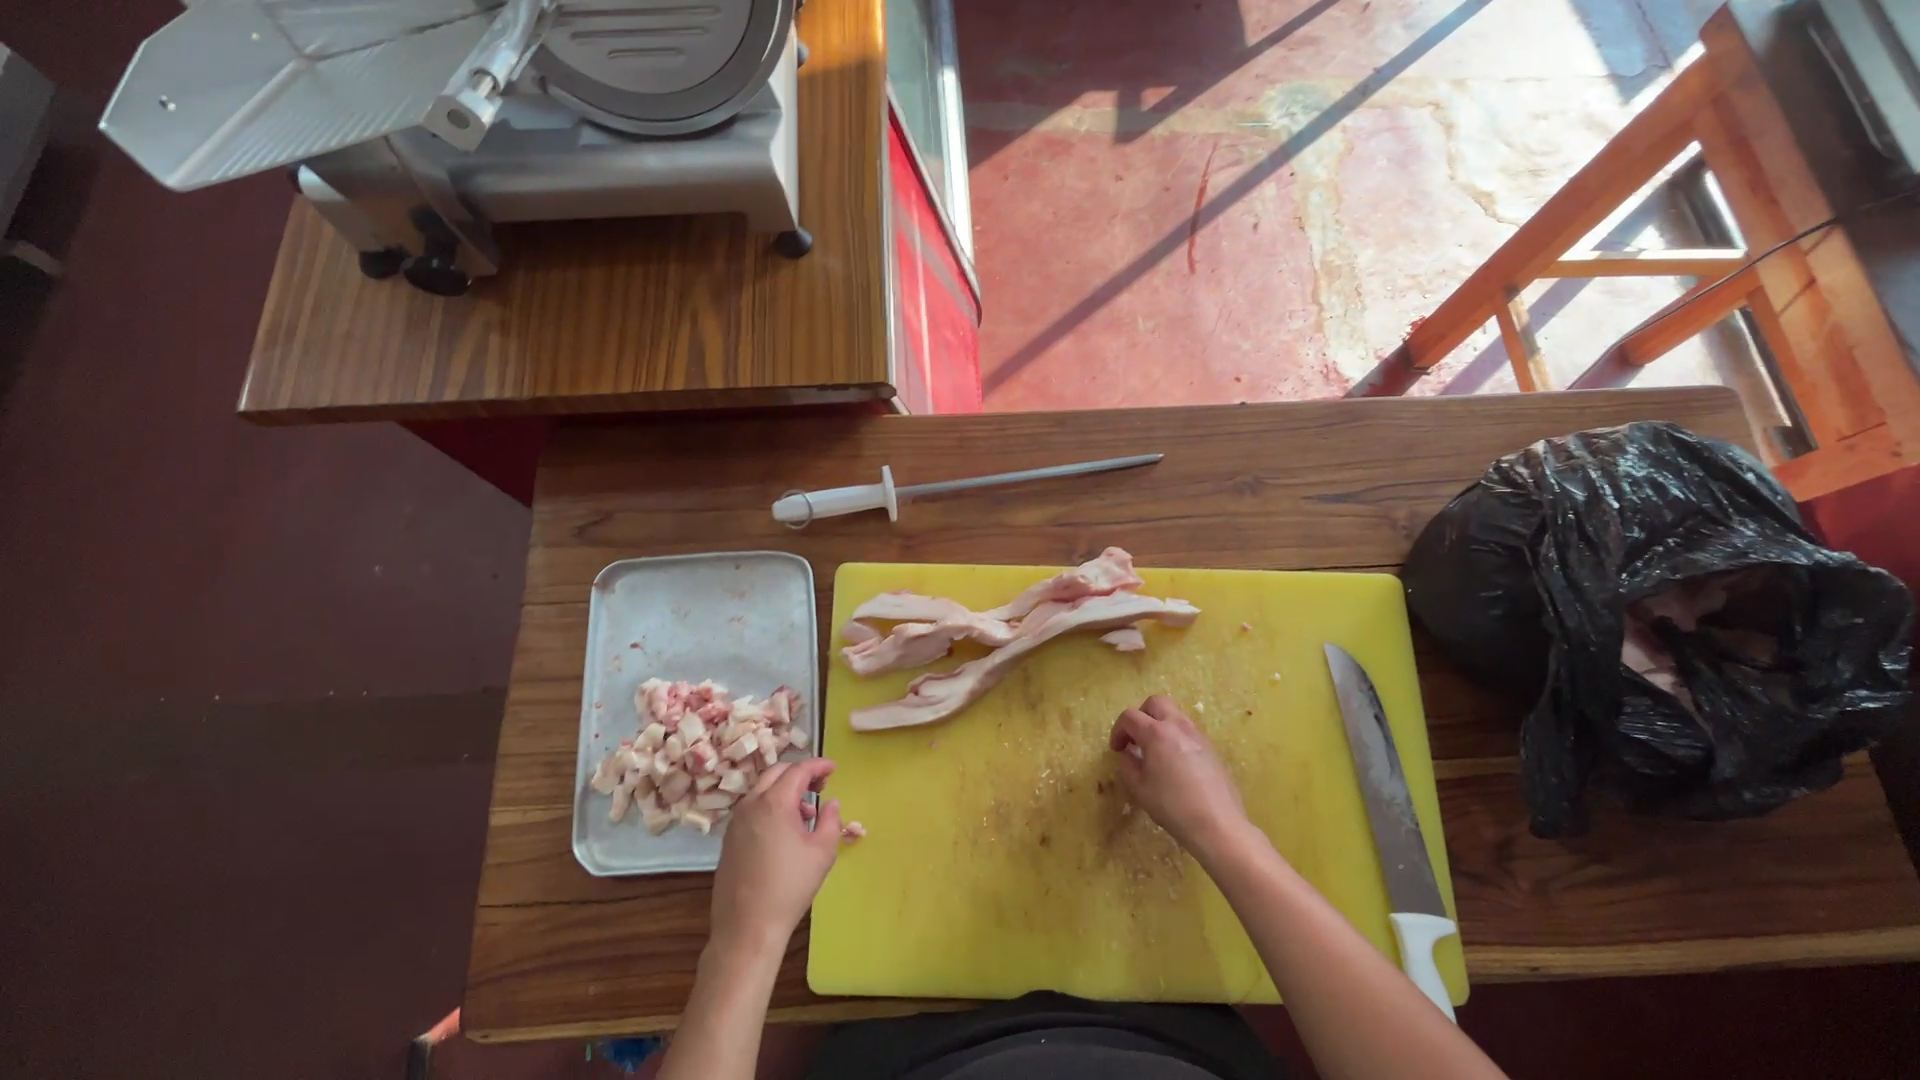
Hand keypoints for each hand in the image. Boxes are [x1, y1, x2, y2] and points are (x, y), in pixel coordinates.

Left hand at [709, 758, 843, 957]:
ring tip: (806, 813)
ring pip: (761, 790)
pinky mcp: (729, 839)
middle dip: (799, 773)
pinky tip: (784, 831)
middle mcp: (750, 804)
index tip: (833, 768)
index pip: (798, 770)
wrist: (748, 926)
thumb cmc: (791, 887)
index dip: (818, 765)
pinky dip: (770, 806)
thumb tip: (831, 803)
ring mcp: (735, 822)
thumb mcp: (822, 852)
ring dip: (784, 791)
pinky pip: (752, 809)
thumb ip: (830, 820)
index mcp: (774, 802)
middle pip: (776, 773)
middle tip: (820, 785)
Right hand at [1109, 695, 1250, 854]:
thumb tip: (1128, 754)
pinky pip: (1188, 731)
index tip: (1116, 749)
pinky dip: (1175, 736)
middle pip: (1155, 703)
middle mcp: (1178, 726)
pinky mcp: (1211, 748)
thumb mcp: (1139, 789)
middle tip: (1135, 739)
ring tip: (1155, 751)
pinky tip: (1174, 762)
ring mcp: (1198, 735)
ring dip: (1160, 724)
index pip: (1130, 717)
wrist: (1217, 824)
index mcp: (1157, 733)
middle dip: (1141, 716)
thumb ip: (1128, 765)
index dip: (1118, 730)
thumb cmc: (1172, 807)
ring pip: (1175, 714)